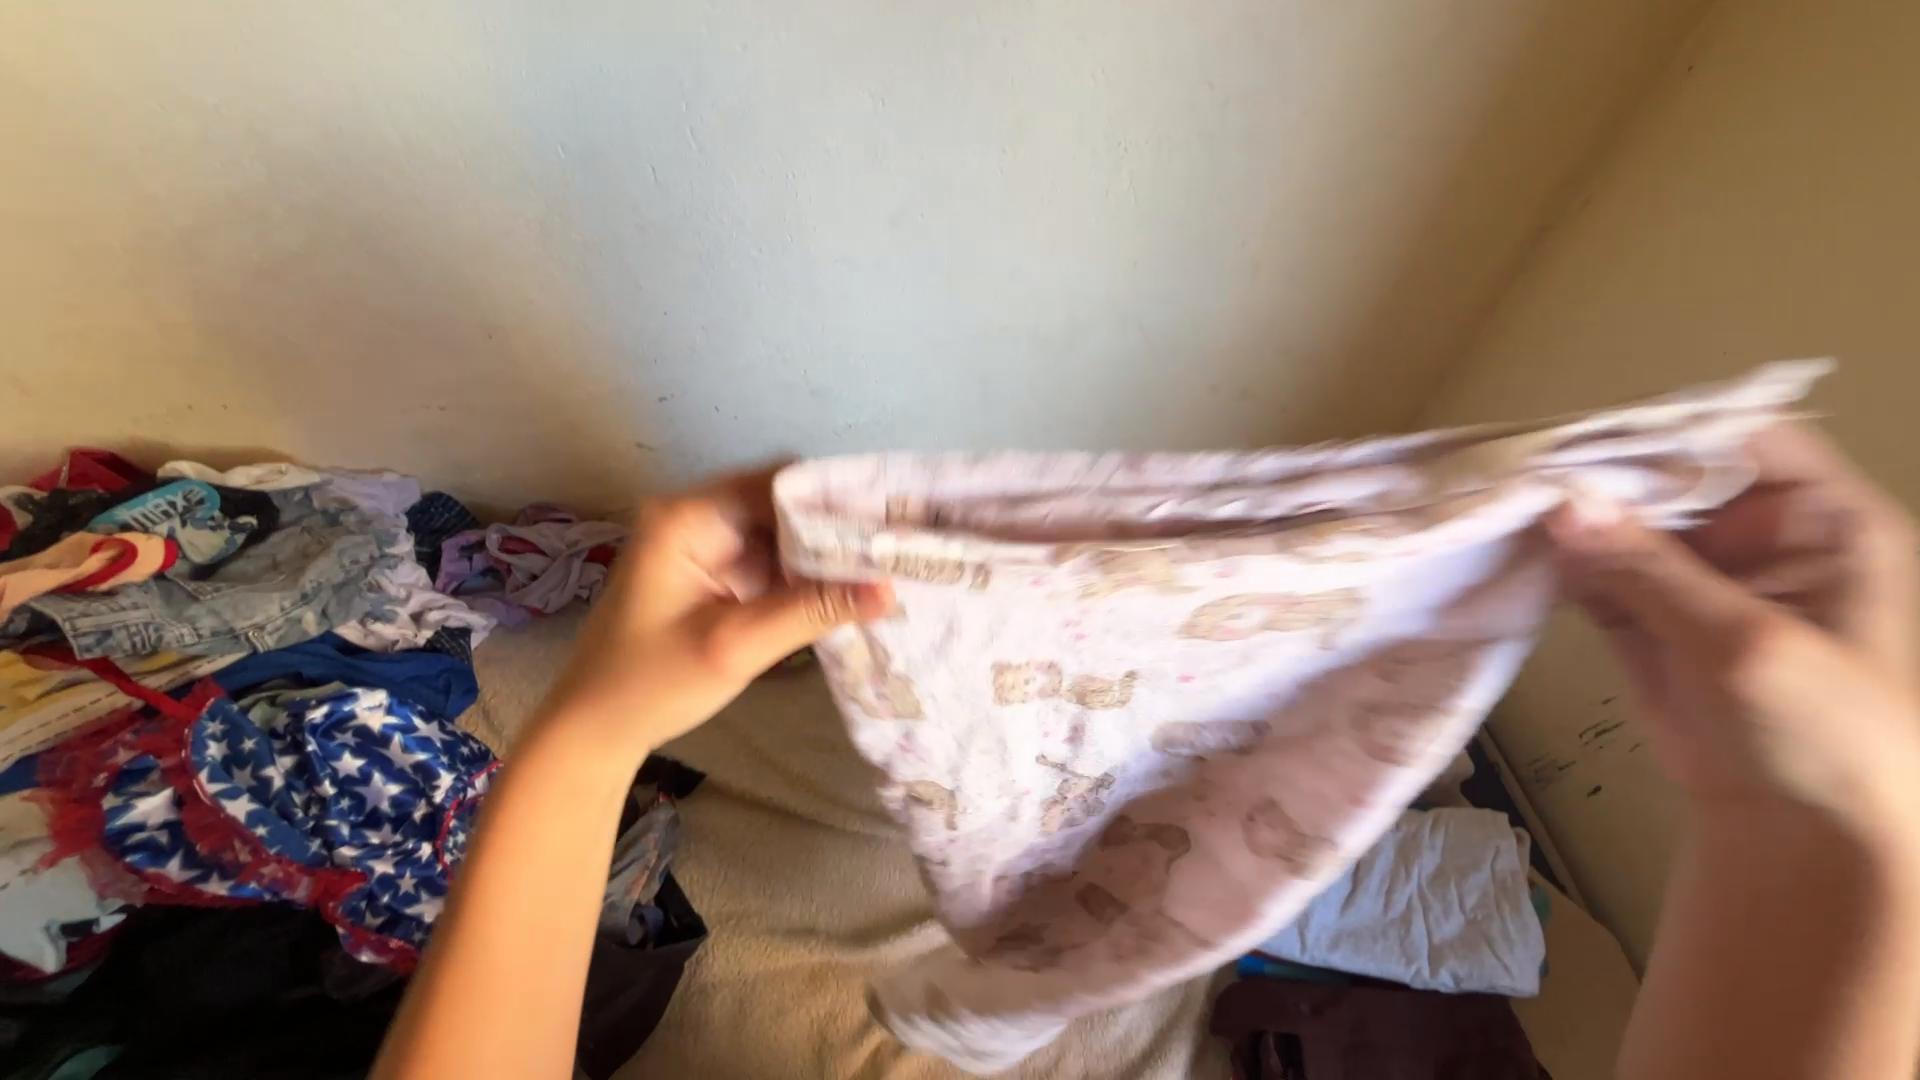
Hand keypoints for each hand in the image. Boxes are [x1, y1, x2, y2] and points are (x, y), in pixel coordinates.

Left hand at [530, 466, 893, 759]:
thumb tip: (889, 588)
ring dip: (824, 553)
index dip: (832, 499)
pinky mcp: (716, 572)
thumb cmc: (652, 683)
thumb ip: (813, 611)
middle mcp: (696, 517)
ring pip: (782, 532)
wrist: (594, 727)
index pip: (775, 485)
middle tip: (893, 549)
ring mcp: (707, 545)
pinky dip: (806, 575)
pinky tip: (846, 590)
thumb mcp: (737, 646)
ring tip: (881, 567)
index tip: (886, 524)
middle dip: (835, 528)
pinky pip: (772, 559)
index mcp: (687, 519)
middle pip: (781, 504)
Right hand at [1545, 424, 1919, 838]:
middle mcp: (1748, 535)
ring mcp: (1686, 574)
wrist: (1794, 824)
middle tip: (1521, 475)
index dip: (1670, 432)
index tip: (1587, 441)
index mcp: (1814, 522)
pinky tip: (1512, 551)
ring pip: (1615, 522)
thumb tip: (1562, 504)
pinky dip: (1550, 559)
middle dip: (1596, 476)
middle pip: (1663, 477)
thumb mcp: (1742, 640)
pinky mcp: (1635, 610)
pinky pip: (1586, 567)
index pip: (1741, 441)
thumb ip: (1651, 568)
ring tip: (1501, 509)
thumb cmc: (1817, 728)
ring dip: (1563, 518)